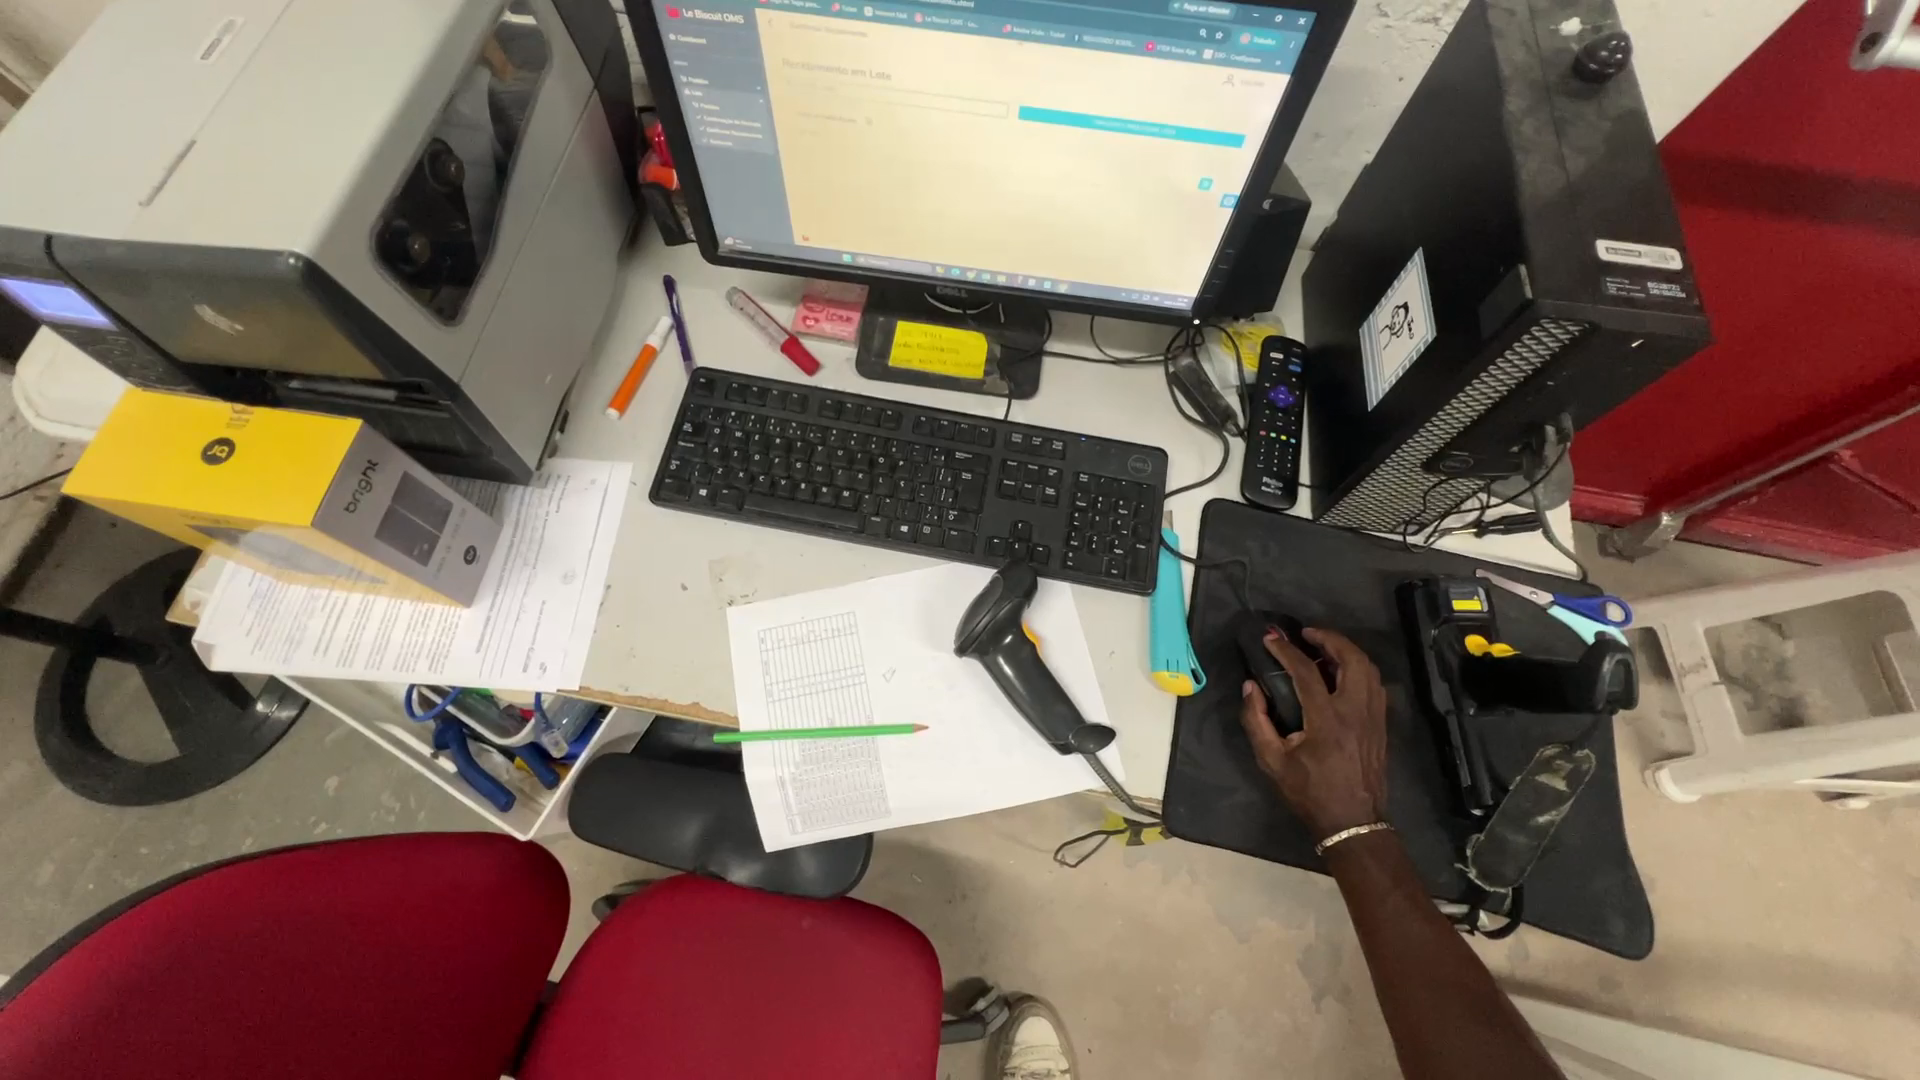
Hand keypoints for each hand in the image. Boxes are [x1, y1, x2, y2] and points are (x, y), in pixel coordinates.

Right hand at [1238, 626, 1388, 839]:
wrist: (1351, 821)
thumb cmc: (1308, 791)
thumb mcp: (1271, 760)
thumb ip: (1256, 720)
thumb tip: (1251, 687)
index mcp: (1327, 720)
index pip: (1306, 671)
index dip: (1286, 650)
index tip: (1270, 639)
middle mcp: (1355, 712)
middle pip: (1352, 659)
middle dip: (1329, 639)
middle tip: (1307, 634)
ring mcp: (1374, 717)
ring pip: (1369, 669)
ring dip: (1347, 651)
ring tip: (1324, 648)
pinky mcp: (1381, 725)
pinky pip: (1375, 685)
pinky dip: (1358, 669)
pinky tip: (1341, 673)